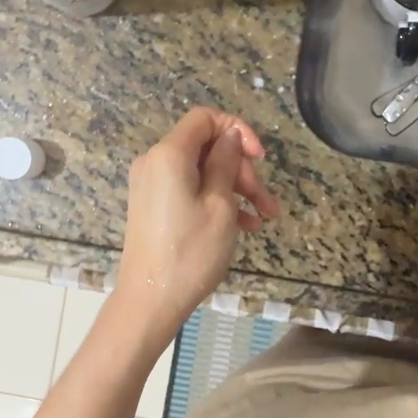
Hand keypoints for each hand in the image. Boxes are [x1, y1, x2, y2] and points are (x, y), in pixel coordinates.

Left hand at [116, 108, 279, 333]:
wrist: (151, 299)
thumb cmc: (191, 252)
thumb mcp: (220, 205)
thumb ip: (225, 163)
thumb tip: (230, 136)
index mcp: (169, 155)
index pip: (204, 119)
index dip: (237, 130)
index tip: (259, 157)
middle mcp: (155, 162)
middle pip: (206, 148)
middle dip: (241, 170)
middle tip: (266, 202)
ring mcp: (151, 186)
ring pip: (202, 172)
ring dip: (236, 190)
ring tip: (263, 220)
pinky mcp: (153, 207)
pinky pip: (189, 191)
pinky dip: (216, 201)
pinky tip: (243, 226)